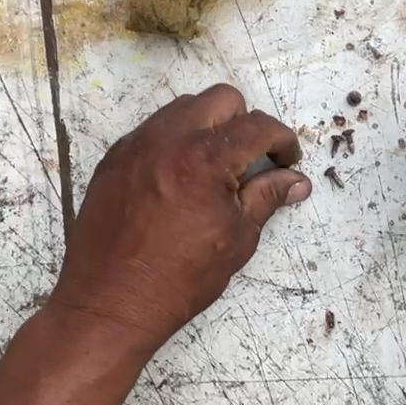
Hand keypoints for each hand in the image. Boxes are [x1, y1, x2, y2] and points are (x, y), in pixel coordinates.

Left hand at [52, 84, 310, 349]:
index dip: (282, 140)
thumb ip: (268, 197)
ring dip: (210, 126)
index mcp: (206, 158)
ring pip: (185, 108)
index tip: (287, 161)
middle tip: (251, 159)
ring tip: (215, 167)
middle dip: (246, 122)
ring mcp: (137, 145)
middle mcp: (169, 138)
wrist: (108, 305)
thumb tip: (297, 181)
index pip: (258, 126)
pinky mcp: (115, 158)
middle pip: (222, 99)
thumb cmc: (180, 278)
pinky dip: (177, 140)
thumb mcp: (238, 238)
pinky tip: (182, 178)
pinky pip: (154, 129)